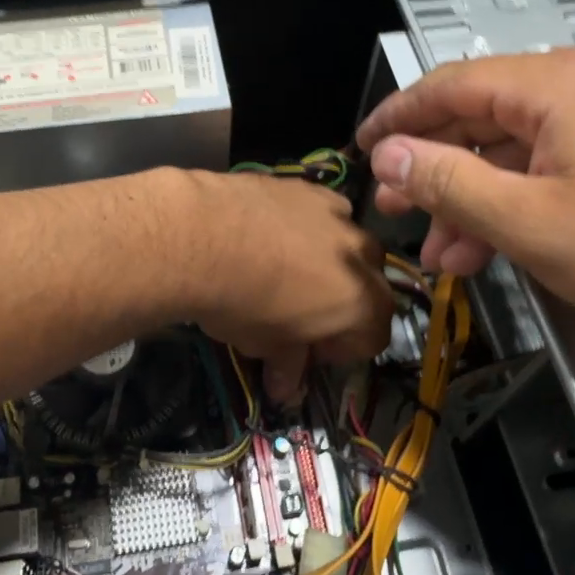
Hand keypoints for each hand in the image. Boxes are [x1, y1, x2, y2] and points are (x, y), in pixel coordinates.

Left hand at [172, 170, 392, 403]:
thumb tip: (285, 389)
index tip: (311, 352)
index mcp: (361, 302)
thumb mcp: (264, 345)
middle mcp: (360, 254)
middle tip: (302, 311)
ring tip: (285, 267)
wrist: (201, 234)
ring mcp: (336, 213)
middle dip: (345, 300)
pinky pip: (320, 211)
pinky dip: (305, 225)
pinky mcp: (307, 186)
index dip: (343, 350)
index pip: (374, 336)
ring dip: (329, 258)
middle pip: (369, 284)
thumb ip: (287, 364)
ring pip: (347, 241)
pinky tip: (268, 232)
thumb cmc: (240, 301)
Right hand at [354, 50, 574, 351]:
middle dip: (433, 167)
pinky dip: (513, 200)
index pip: (451, 85)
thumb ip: (448, 182)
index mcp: (556, 86)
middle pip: (481, 116)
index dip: (398, 117)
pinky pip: (548, 164)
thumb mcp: (527, 221)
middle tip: (396, 207)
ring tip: (442, 250)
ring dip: (471, 196)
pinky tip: (488, 245)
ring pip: (512, 148)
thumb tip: (391, 155)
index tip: (364, 146)